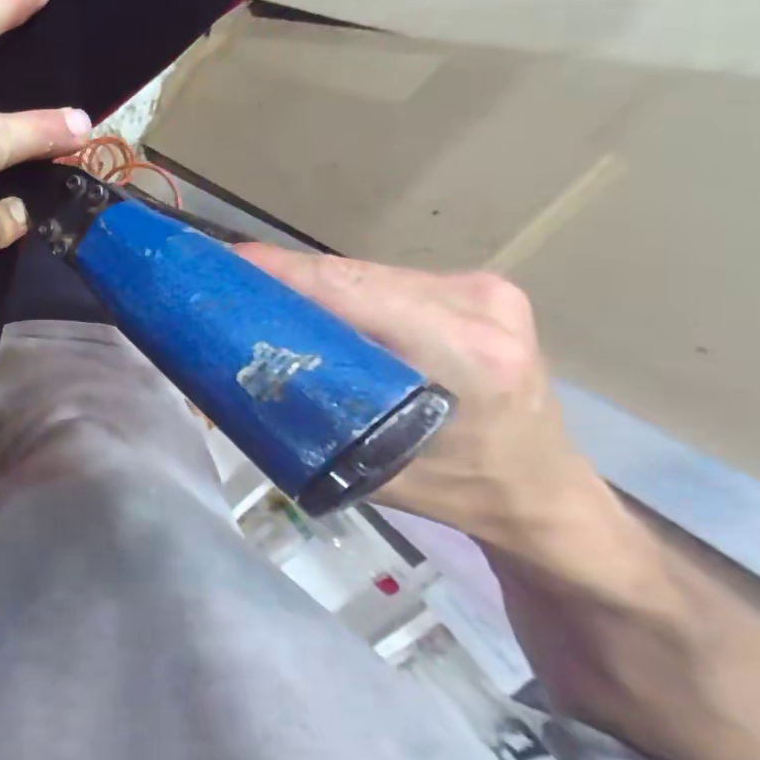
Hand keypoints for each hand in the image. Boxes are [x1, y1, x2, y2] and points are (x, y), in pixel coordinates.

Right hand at [233, 246, 601, 546]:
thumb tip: (212, 380)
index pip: (344, 288)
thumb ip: (294, 411)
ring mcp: (484, 289)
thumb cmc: (457, 491)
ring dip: (310, 285)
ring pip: (364, 272)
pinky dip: (342, 291)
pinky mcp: (480, 287)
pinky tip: (314, 308)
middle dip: (282, 279)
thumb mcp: (363, 462)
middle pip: (349, 274)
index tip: (217, 264)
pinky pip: (385, 279)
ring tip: (260, 297)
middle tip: (226, 289)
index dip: (275, 270)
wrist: (547, 495)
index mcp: (463, 351)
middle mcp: (478, 305)